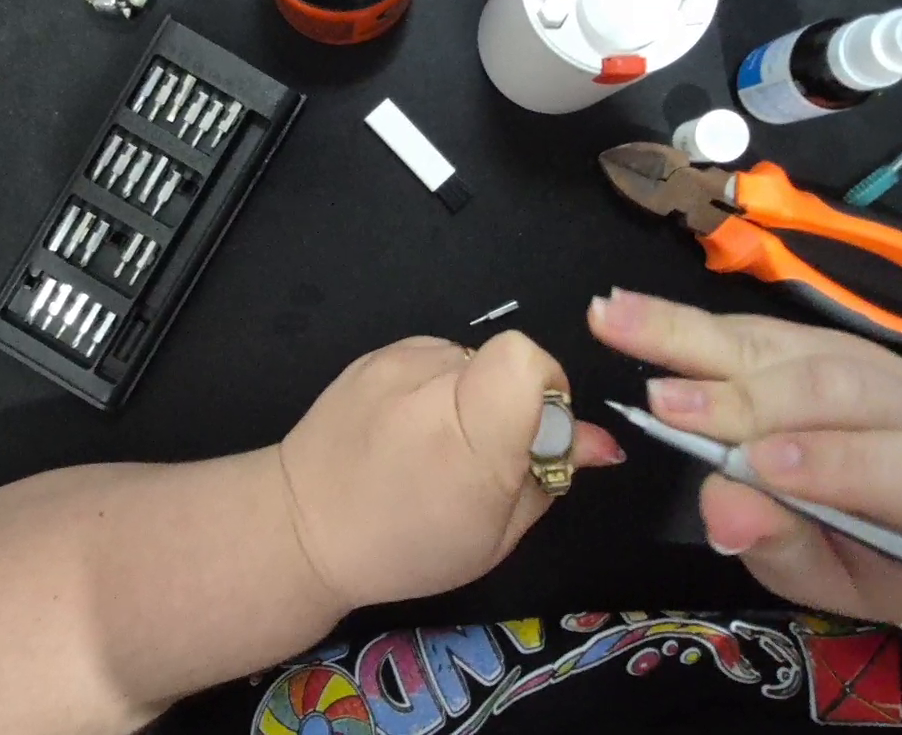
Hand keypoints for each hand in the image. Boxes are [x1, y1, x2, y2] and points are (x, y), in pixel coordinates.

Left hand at [279, 332, 623, 608]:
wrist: (302, 524)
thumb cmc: (405, 548)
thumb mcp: (493, 535)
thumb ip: (549, 478)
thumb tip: (599, 442)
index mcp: (468, 436)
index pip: (527, 359)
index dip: (545, 390)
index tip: (534, 432)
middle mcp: (429, 383)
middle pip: (502, 360)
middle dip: (510, 401)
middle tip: (482, 450)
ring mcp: (394, 361)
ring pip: (466, 357)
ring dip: (469, 392)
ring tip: (435, 440)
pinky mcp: (371, 353)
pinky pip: (429, 356)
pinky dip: (435, 385)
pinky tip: (407, 425)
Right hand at [589, 289, 901, 626]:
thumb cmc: (876, 559)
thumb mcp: (837, 581)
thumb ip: (788, 545)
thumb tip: (724, 514)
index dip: (834, 463)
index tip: (751, 464)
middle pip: (834, 386)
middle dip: (743, 397)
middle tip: (660, 403)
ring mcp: (862, 357)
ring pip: (779, 342)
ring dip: (689, 334)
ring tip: (613, 320)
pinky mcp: (810, 334)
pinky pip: (747, 326)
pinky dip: (680, 323)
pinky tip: (628, 312)